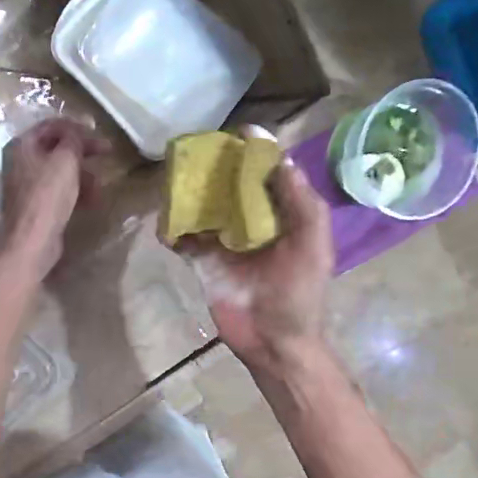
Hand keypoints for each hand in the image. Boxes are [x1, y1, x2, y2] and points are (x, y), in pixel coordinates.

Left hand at [0, 118, 109, 274]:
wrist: (32, 240)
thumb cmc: (48, 195)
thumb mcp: (66, 160)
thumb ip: (74, 140)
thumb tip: (76, 134)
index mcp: (22, 145)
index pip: (51, 125)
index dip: (76, 127)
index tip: (98, 134)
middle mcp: (20, 162)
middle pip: (56, 148)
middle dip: (82, 152)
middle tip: (106, 154)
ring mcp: (26, 185)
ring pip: (59, 171)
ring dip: (82, 174)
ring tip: (99, 185)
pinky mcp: (35, 206)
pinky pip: (57, 191)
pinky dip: (74, 191)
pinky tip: (91, 201)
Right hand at [180, 155, 334, 376]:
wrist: (274, 342)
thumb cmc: (299, 294)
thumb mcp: (312, 244)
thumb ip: (301, 201)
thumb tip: (280, 155)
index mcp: (281, 214)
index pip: (265, 174)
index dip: (253, 153)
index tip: (235, 134)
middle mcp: (251, 222)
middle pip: (229, 185)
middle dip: (213, 169)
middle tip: (194, 155)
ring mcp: (223, 241)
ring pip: (202, 207)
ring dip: (188, 195)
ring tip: (173, 182)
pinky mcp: (201, 260)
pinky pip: (182, 239)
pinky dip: (171, 230)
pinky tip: (165, 225)